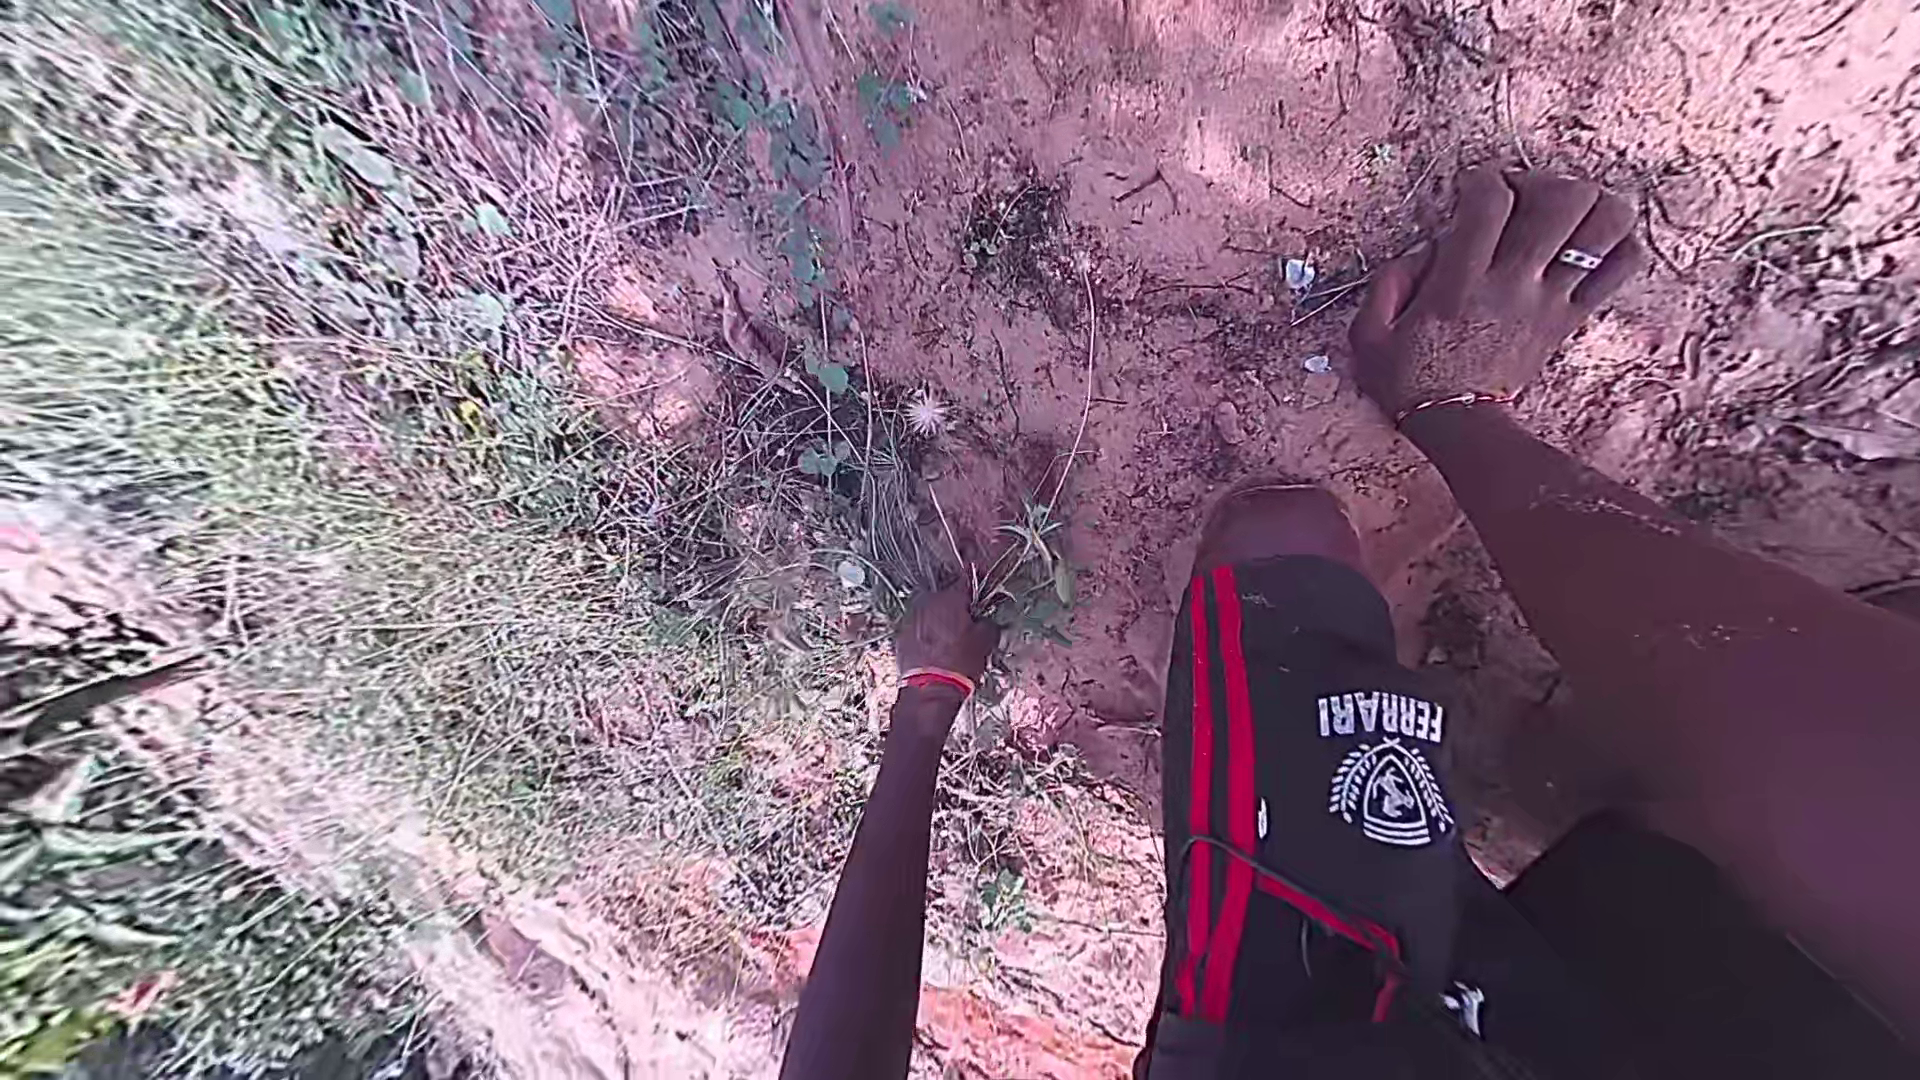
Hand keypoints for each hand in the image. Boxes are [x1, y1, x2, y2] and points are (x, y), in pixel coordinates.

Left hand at [895, 583, 998, 683]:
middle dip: (957, 606)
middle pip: (945, 596)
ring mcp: (911, 618)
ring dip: (940, 619)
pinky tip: (937, 648)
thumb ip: (988, 623)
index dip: (975, 583)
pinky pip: (918, 627)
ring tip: (952, 638)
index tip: (979, 586)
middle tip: (968, 620)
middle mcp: (927, 603)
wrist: (929, 691)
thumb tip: (987, 623)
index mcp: (950, 599)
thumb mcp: (985, 642)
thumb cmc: (956, 666)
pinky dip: (927, 633)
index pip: (965, 580)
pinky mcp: (901, 635)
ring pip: (930, 611)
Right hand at [1348, 167, 1645, 418]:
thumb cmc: (1404, 377)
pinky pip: (1621, 266)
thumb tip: (1424, 247)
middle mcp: (1511, 286)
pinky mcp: (1571, 317)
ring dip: (1590, 201)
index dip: (1485, 180)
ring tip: (1560, 209)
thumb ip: (1386, 285)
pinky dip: (1619, 242)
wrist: (1451, 422)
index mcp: (1457, 288)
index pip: (1488, 208)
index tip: (1474, 184)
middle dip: (1542, 181)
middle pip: (1561, 201)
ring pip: (1605, 224)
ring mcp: (1549, 301)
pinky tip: (1590, 241)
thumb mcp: (1367, 336)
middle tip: (1519, 192)